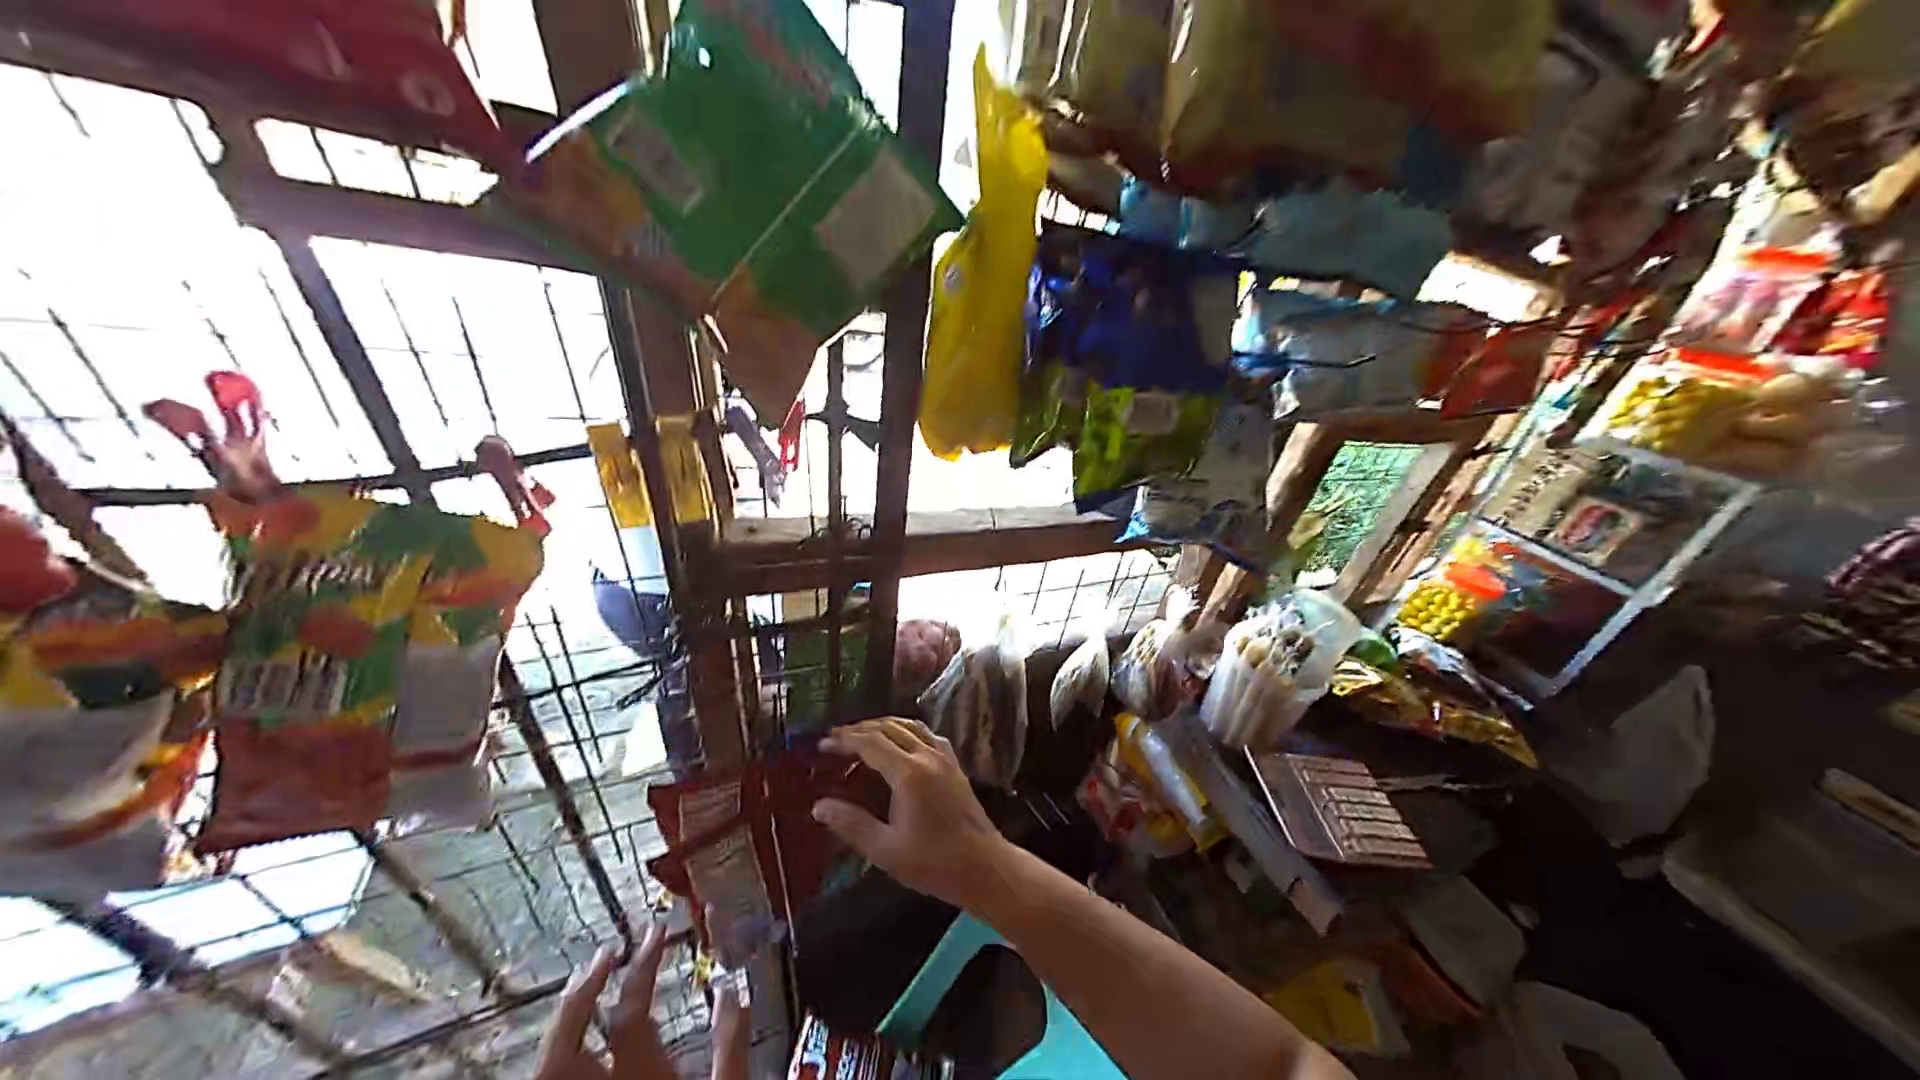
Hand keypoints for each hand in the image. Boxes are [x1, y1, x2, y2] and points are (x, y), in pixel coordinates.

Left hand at [535, 921, 748, 1079]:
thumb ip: (732, 1043)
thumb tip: (731, 989)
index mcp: (639, 1077)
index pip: (630, 1010)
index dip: (643, 964)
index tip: (657, 931)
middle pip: (563, 1048)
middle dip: (579, 994)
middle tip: (606, 954)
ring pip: (547, 1068)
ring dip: (564, 1019)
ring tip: (585, 983)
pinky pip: (557, 1075)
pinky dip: (564, 1046)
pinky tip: (582, 1035)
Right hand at [811, 717, 1010, 909]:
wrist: (984, 867)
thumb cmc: (934, 863)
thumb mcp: (885, 850)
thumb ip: (851, 824)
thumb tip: (819, 806)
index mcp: (909, 773)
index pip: (871, 743)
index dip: (844, 740)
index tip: (823, 743)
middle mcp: (928, 756)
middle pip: (889, 728)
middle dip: (860, 729)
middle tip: (836, 738)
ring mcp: (945, 758)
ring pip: (910, 726)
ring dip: (883, 726)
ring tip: (862, 735)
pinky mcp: (955, 765)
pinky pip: (927, 735)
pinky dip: (907, 731)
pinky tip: (900, 743)